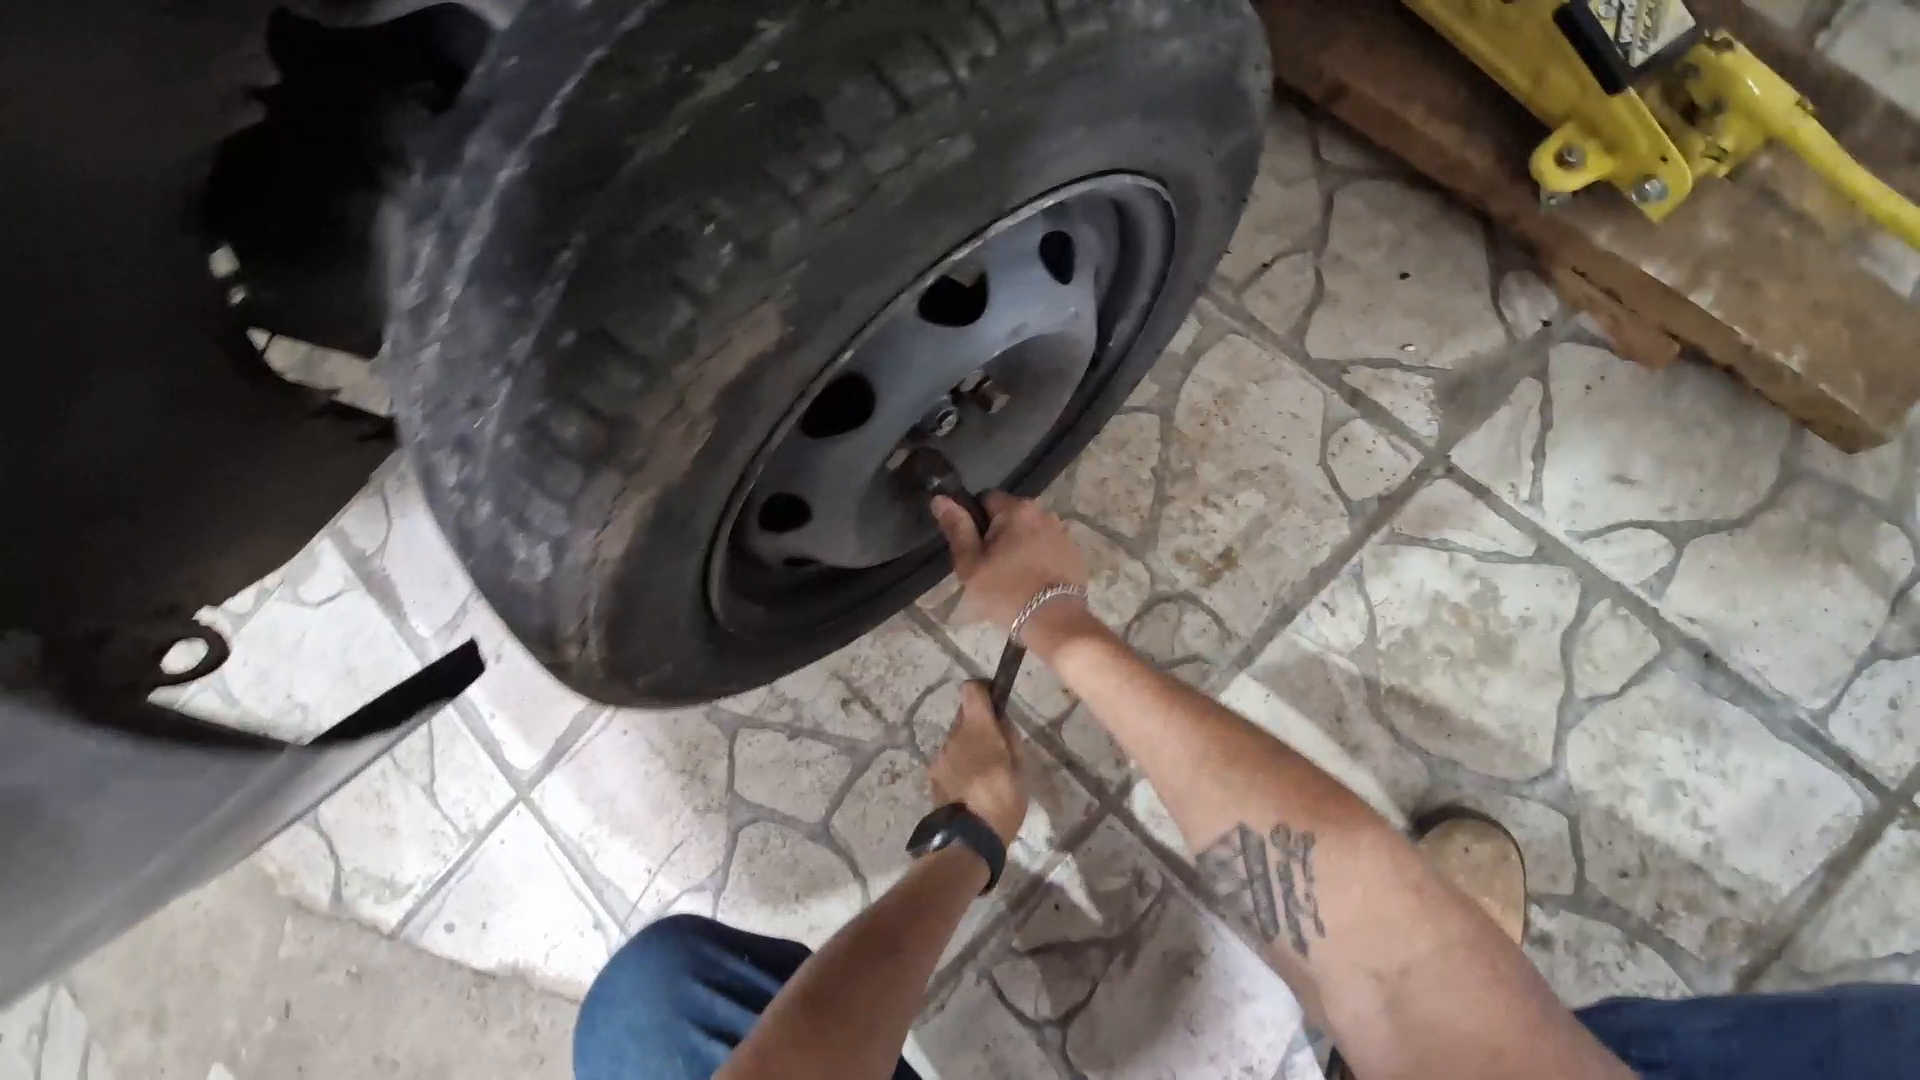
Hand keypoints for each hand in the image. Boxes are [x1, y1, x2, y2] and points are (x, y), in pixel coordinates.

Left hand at [928, 682, 1028, 846]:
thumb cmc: (1002, 801)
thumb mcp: (1019, 768)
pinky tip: (972, 788)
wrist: (968, 840)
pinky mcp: (933, 775)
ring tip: (986, 774)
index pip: (972, 689)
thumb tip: (1001, 719)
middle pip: (965, 716)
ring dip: (970, 747)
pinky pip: (950, 759)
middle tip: (998, 748)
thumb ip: (1009, 738)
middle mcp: (953, 735)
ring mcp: (939, 756)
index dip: (984, 690)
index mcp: (977, 728)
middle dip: (980, 725)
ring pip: (957, 739)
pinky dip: (960, 765)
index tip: (996, 702)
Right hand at [931, 492, 1089, 636]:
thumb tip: (940, 498)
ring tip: (1013, 577)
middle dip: (1000, 533)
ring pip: (1031, 532)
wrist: (1054, 621)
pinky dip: (1039, 558)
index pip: (987, 498)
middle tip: (990, 566)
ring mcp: (1063, 532)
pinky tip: (1033, 582)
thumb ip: (957, 528)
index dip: (975, 520)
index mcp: (1017, 509)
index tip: (975, 547)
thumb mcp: (971, 564)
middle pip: (1012, 515)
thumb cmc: (1005, 591)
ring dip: (1021, 545)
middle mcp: (1044, 512)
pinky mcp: (1075, 553)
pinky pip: (1049, 547)